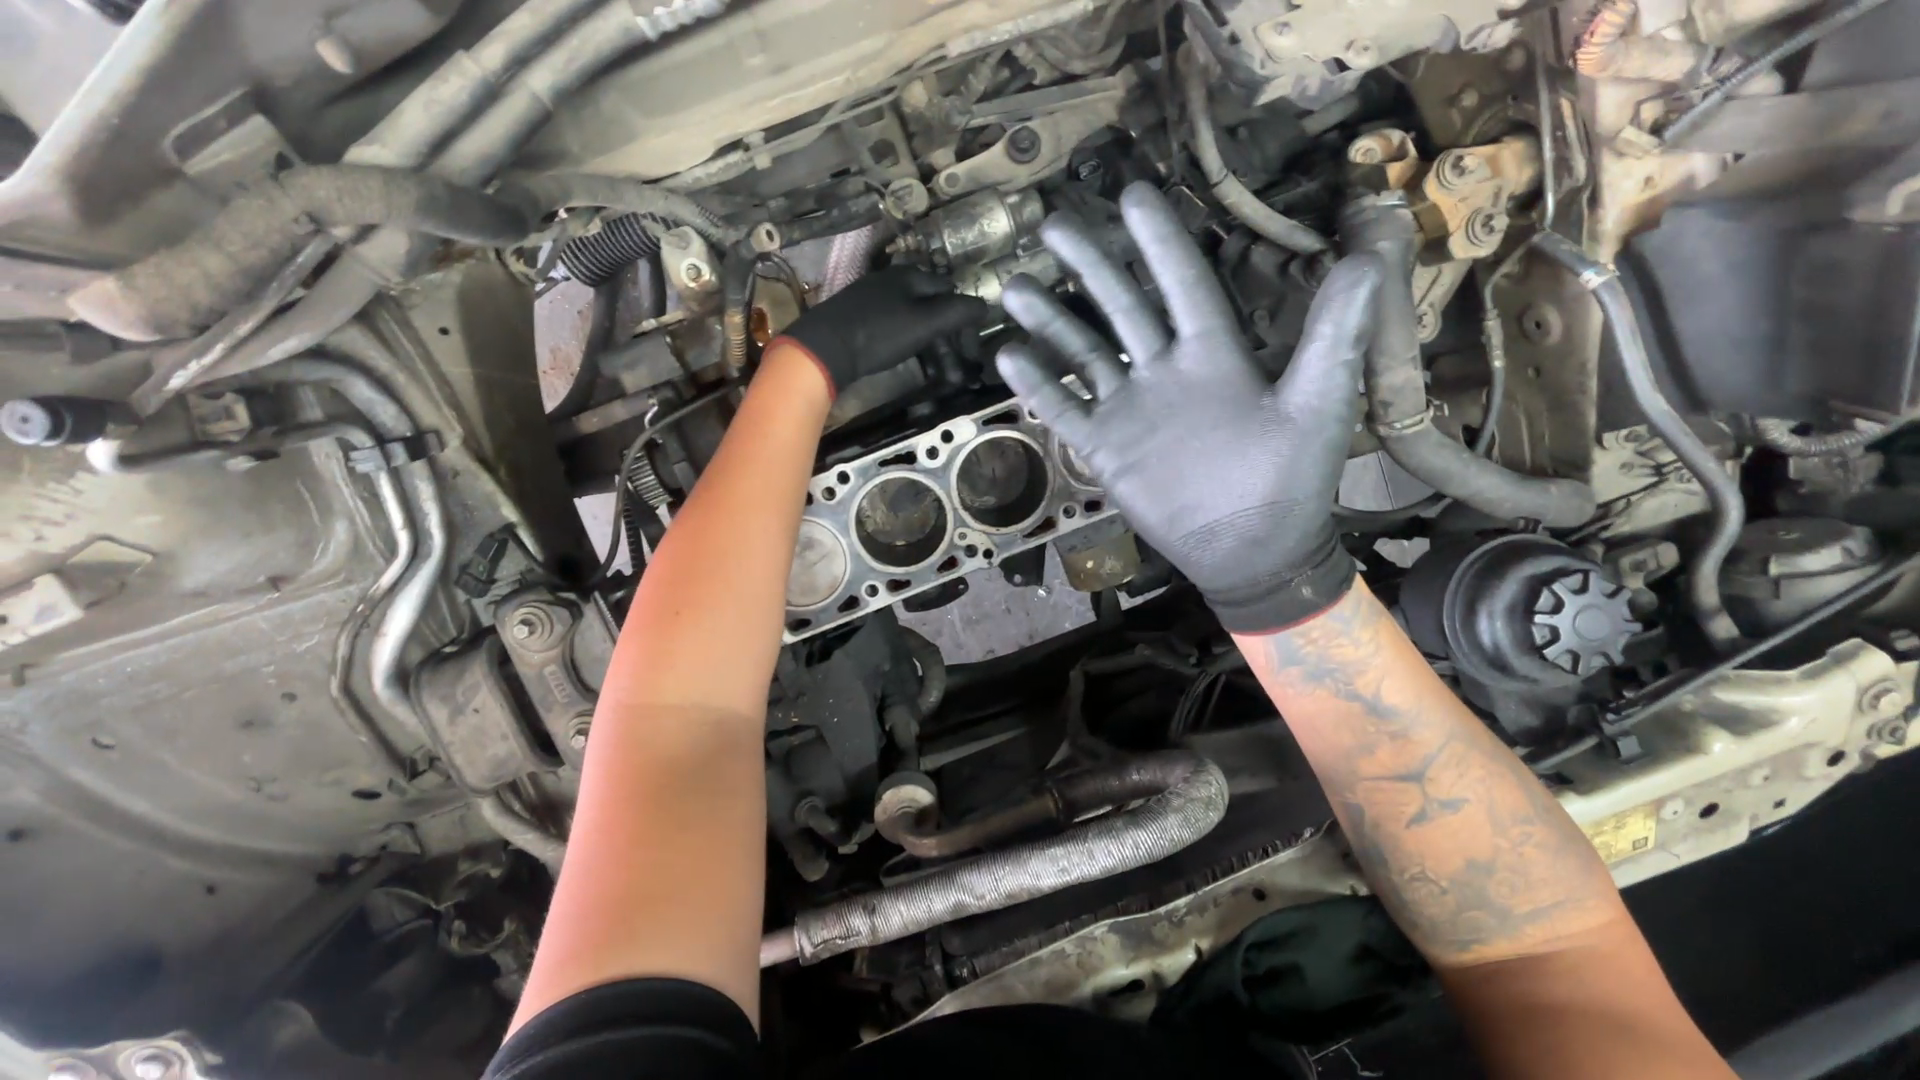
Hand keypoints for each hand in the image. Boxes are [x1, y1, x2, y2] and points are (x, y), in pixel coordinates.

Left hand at [771, 266, 988, 396]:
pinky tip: (902, 348)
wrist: (824, 347)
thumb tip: (987, 304)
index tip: (970, 336)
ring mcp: (869, 296)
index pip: (947, 288)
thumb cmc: (879, 333)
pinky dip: (903, 334)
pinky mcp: (854, 315)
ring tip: (933, 354)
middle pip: (927, 298)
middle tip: (954, 350)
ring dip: (923, 330)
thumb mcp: (925, 323)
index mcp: (909, 275)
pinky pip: (889, 321)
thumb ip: (957, 312)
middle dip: (943, 321)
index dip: (962, 310)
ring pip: (907, 310)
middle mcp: (889, 279)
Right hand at [996, 183, 1384, 633]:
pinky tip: (1008, 356)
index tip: (1133, 195)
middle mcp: (1165, 372)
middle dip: (1089, 266)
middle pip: (1121, 307)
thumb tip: (1367, 257)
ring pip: (1083, 353)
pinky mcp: (1107, 448)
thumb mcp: (1317, 399)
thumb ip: (1332, 331)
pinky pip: (1066, 409)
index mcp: (1213, 354)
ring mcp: (1132, 410)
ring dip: (1051, 320)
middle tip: (1054, 225)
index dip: (1159, 241)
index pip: (1181, 284)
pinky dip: (1038, 385)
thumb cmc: (1290, 477)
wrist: (1252, 549)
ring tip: (1014, 288)